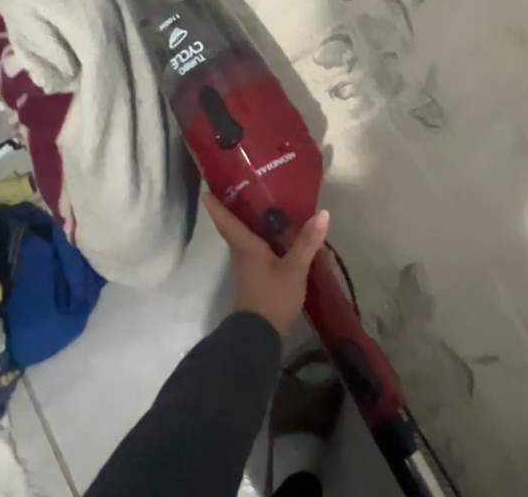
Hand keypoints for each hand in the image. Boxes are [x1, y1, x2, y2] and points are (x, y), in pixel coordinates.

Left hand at [203, 191, 329, 336]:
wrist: (259, 338)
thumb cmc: (272, 298)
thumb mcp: (294, 269)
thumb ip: (307, 242)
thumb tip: (322, 213)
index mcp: (246, 247)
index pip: (227, 222)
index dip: (216, 206)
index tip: (206, 190)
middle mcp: (242, 255)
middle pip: (235, 228)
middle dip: (235, 210)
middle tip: (242, 189)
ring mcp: (247, 269)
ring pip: (246, 241)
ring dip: (250, 225)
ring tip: (265, 208)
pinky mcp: (255, 281)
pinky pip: (256, 252)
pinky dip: (263, 241)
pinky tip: (278, 239)